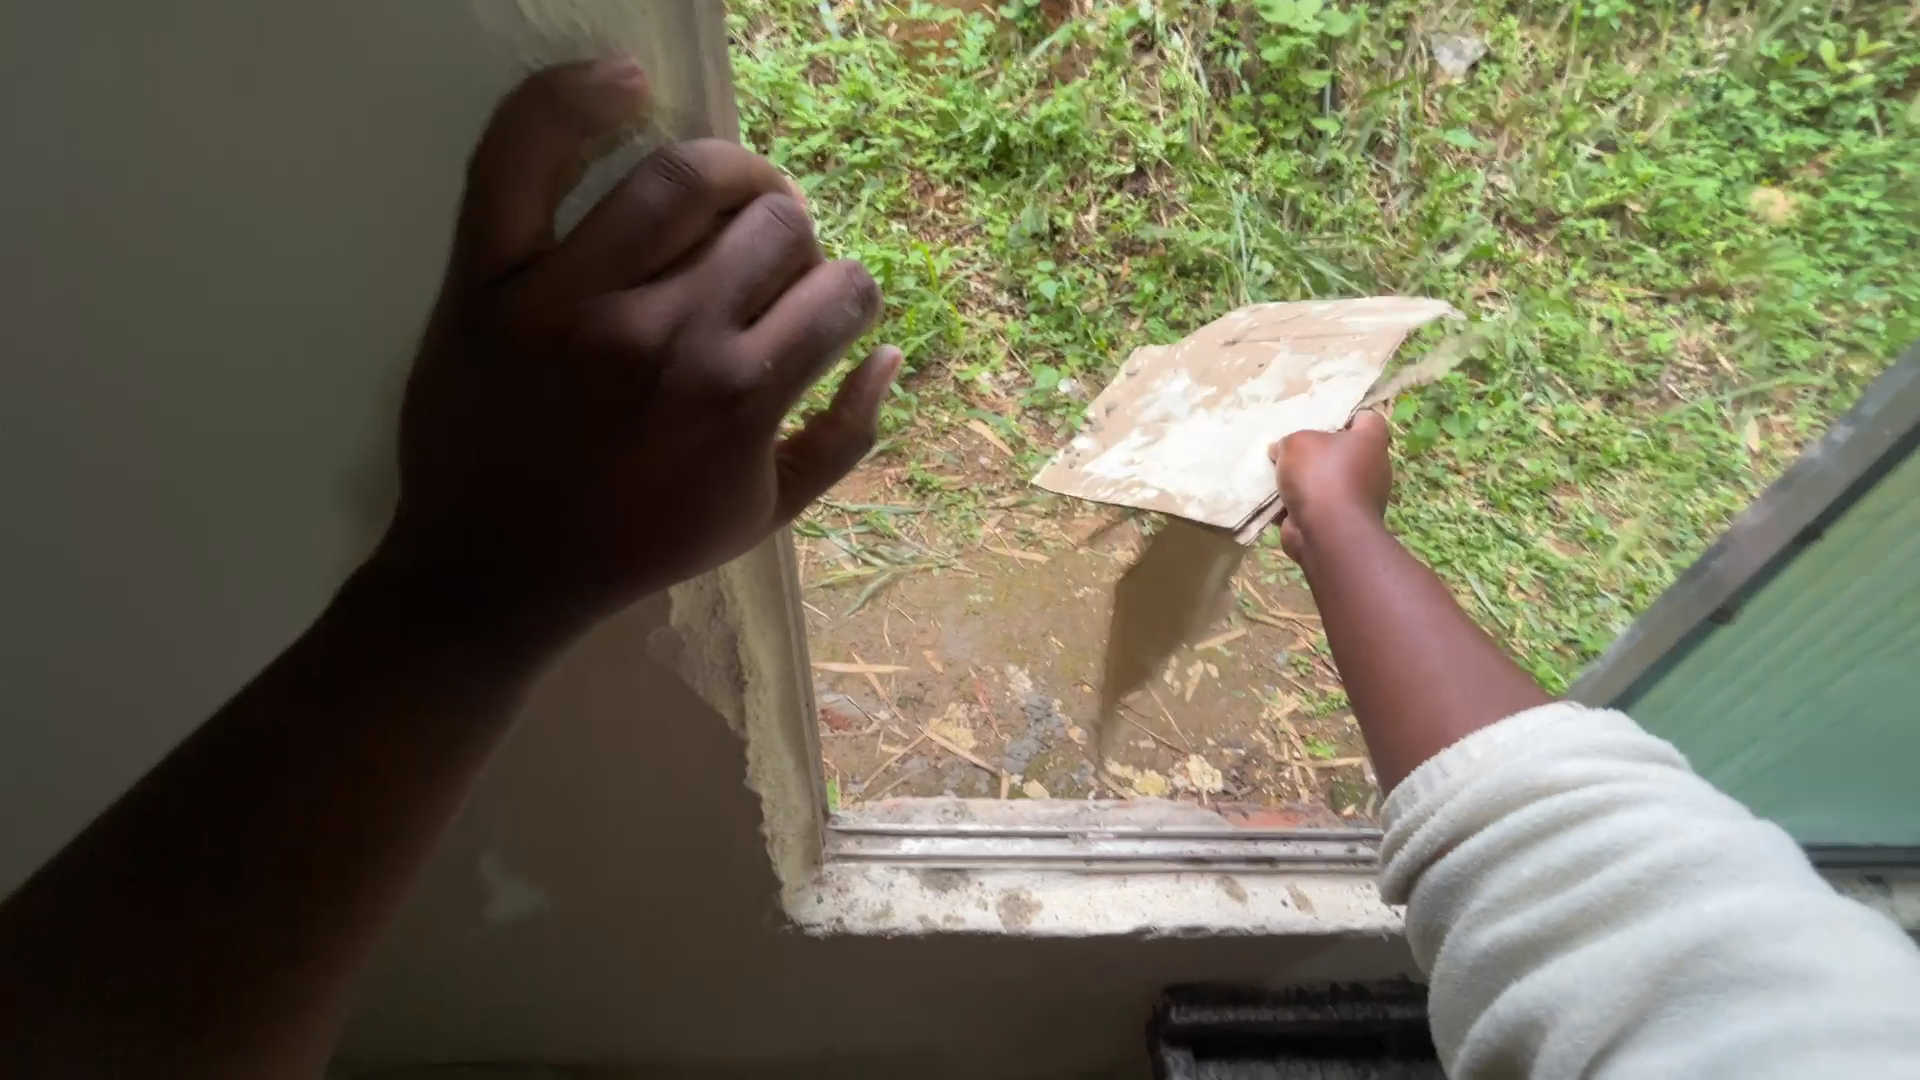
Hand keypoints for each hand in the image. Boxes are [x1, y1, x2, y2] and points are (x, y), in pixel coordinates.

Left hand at [373, 59, 899, 652]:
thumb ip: (846, 440)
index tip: (829, 312)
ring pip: (684, 175)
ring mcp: (575, 296)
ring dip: (736, 173)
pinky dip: (575, 97)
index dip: (852, 295)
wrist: (503, 568)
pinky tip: (629, 87)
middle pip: (778, 224)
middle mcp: (673, 333)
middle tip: (776, 266)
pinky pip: (522, 152)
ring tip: (737, 195)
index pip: (843, 294)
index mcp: (745, 397)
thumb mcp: (771, 516)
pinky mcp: (489, 276)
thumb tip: (890, 354)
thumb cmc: (648, 543)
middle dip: (798, 240)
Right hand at [1267, 409, 1392, 560]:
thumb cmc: (1320, 475)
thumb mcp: (1296, 443)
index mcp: (1370, 442)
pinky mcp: (1343, 521)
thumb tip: (1281, 451)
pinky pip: (1319, 507)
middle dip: (1317, 454)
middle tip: (1291, 452)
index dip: (1347, 417)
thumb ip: (1288, 441)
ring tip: (1278, 478)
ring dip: (1306, 482)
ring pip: (1329, 482)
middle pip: (1344, 453)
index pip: (1368, 419)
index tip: (1322, 423)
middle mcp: (1372, 468)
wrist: (1327, 531)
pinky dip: (1301, 506)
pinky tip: (1278, 504)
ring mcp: (1360, 498)